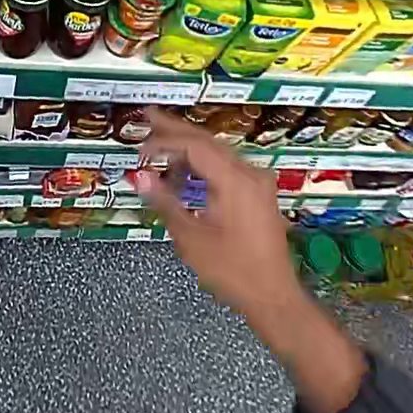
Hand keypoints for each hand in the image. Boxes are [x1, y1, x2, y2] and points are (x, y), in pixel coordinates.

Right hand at [137, 110, 301, 317]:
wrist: (272, 295)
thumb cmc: (231, 270)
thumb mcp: (190, 238)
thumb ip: (165, 201)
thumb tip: (140, 177)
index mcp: (235, 180)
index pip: (195, 146)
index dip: (165, 140)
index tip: (140, 144)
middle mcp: (250, 173)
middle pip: (209, 141)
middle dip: (177, 131)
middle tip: (148, 118)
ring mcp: (259, 181)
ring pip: (219, 152)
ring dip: (190, 148)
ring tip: (160, 149)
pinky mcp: (260, 192)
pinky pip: (229, 167)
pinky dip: (205, 165)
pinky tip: (186, 174)